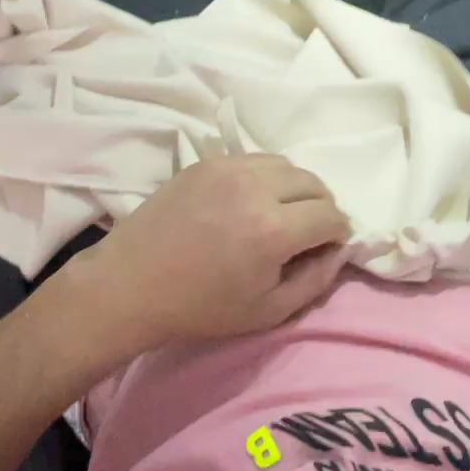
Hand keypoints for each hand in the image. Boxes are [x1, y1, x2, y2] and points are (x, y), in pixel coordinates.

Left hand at [69, 155, 352, 354]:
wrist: (130, 285)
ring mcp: (227, 168)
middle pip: (313, 182)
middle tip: (306, 232)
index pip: (331, 215)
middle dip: (320, 207)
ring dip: (294, 189)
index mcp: (272, 229)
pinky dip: (264, 178)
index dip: (337, 235)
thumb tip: (339, 251)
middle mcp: (254, 187)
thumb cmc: (200, 308)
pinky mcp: (205, 162)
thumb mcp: (268, 311)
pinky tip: (249, 202)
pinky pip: (253, 160)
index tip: (324, 249)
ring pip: (285, 165)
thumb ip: (315, 280)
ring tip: (280, 214)